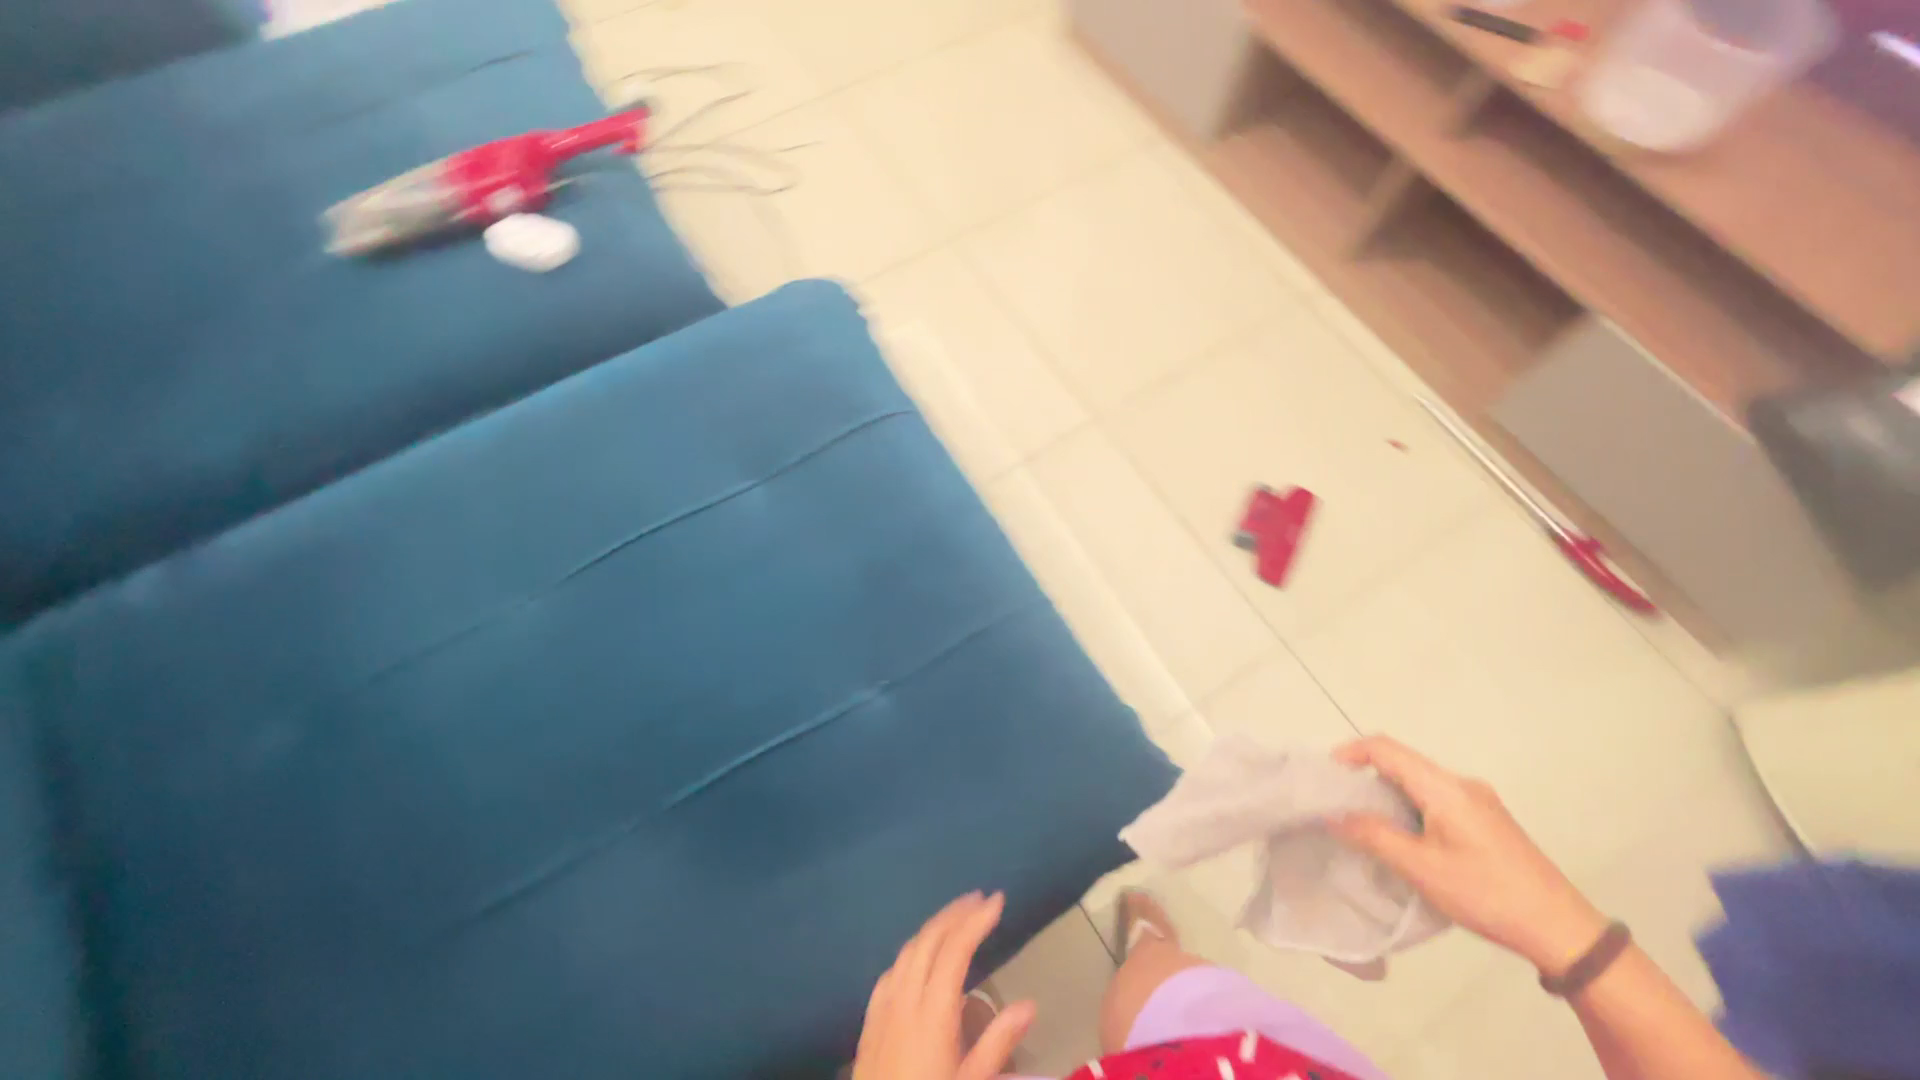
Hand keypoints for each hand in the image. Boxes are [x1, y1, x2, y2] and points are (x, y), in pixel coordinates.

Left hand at [852, 891, 1034, 1079]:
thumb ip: (997, 1043)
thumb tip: (1029, 1004)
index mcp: (933, 1011)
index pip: (956, 949)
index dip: (976, 920)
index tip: (997, 901)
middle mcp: (905, 998)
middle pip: (929, 940)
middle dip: (955, 914)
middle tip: (980, 899)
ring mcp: (883, 1007)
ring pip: (907, 951)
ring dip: (932, 928)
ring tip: (956, 918)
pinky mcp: (869, 1020)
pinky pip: (891, 971)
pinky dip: (911, 952)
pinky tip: (918, 958)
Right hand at [1331, 737, 1610, 974]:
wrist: (1561, 930)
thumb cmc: (1486, 893)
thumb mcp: (1421, 868)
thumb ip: (1373, 835)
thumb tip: (1333, 815)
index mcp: (1445, 788)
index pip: (1386, 748)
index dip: (1350, 752)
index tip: (1325, 775)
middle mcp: (1462, 785)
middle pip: (1403, 764)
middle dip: (1365, 778)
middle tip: (1339, 807)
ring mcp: (1479, 802)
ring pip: (1420, 784)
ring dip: (1388, 798)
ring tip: (1366, 828)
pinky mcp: (1488, 822)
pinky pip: (1437, 801)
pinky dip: (1410, 810)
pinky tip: (1405, 842)